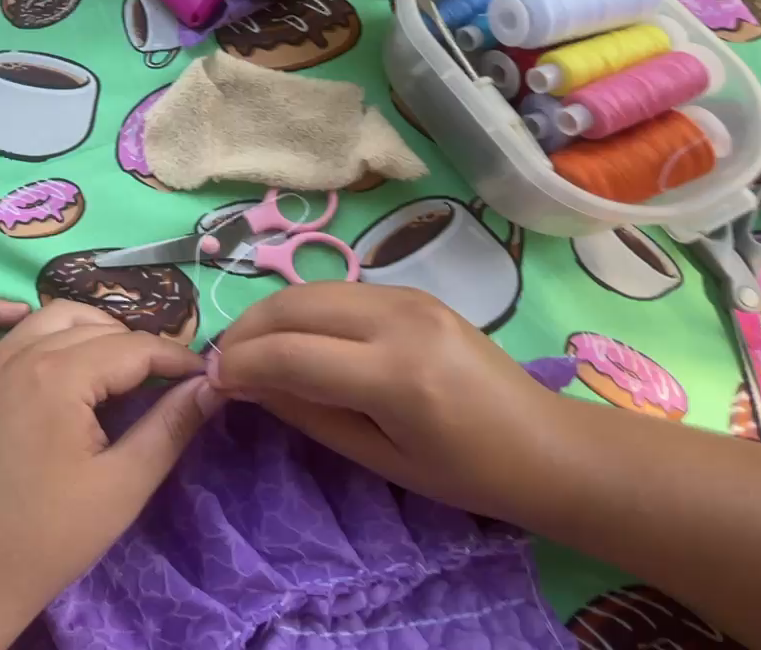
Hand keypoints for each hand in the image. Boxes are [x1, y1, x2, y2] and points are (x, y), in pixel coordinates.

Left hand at [0, 299, 220, 637]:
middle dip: (137, 347)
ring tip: (117, 364)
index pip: (132, 347)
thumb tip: (211, 384)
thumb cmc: (58, 531)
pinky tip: (23, 318)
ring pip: (50, 317)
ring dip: (88, 327)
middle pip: (95, 326)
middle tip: (166, 383)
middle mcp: (22, 354)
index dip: (174, 358)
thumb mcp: (126, 482)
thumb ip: (170, 426)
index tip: (203, 376)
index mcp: (60, 376)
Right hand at [208, 282, 572, 520]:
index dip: (239, 364)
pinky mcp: (409, 288)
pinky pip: (333, 290)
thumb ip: (305, 412)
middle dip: (244, 331)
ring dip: (266, 316)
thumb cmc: (466, 473)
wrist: (549, 446)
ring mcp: (406, 295)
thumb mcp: (377, 457)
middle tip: (222, 362)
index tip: (211, 380)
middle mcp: (398, 320)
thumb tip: (244, 384)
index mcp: (397, 375)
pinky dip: (299, 310)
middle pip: (290, 307)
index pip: (290, 354)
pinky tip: (290, 336)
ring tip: (248, 348)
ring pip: (306, 290)